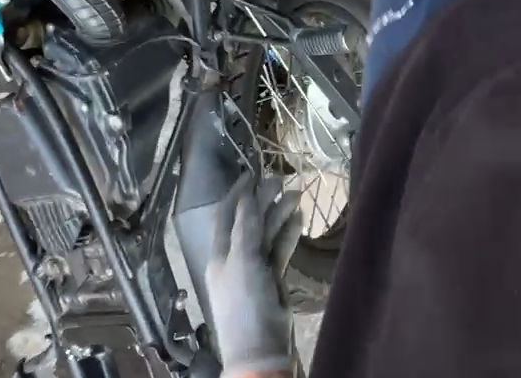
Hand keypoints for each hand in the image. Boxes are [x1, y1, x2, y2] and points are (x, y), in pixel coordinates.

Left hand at [205, 172, 301, 377]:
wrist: (260, 349)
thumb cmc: (245, 303)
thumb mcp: (242, 261)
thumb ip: (246, 227)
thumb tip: (249, 195)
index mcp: (221, 254)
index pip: (226, 215)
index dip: (238, 192)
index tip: (253, 171)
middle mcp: (235, 258)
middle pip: (249, 221)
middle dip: (264, 199)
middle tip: (283, 180)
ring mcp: (255, 268)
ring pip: (267, 233)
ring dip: (280, 213)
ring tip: (298, 194)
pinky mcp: (272, 278)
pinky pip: (280, 249)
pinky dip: (289, 233)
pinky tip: (300, 219)